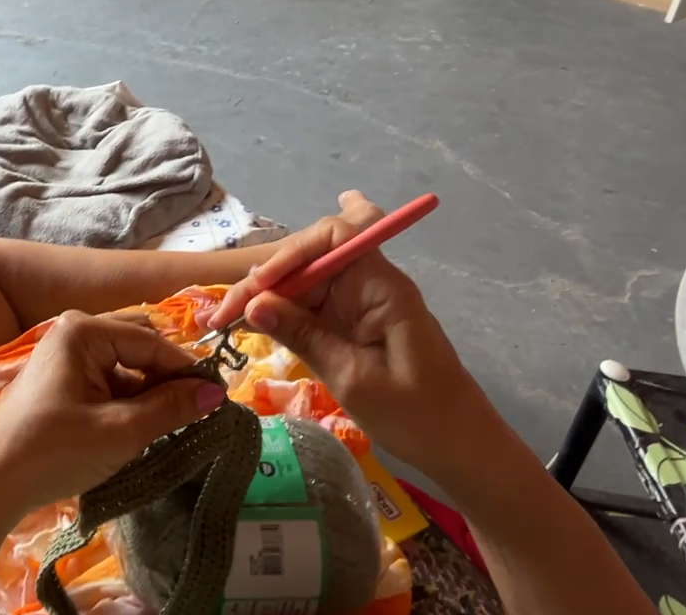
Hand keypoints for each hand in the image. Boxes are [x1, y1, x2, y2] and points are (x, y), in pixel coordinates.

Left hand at [0, 310, 228, 514]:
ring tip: (174, 425)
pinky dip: (130, 399)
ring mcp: (67, 354)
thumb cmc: (54, 451)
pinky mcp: (63, 378)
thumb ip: (170, 408)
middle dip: (168, 377)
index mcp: (84, 331)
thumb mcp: (119, 432)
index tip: (220, 398)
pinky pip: (109, 379)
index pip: (151, 342)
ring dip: (150, 391)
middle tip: (198, 412)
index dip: (187, 370)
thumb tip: (216, 393)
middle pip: (139, 345)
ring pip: (126, 365)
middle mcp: (75, 331)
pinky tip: (143, 427)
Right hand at [208, 191, 504, 488]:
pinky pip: (309, 303)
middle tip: (222, 315)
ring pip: (302, 280)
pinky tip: (249, 315)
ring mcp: (359, 301)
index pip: (333, 236)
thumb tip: (253, 304)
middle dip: (264, 279)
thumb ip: (304, 336)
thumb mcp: (354, 379)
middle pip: (308, 258)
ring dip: (264, 296)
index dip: (292, 252)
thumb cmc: (418, 417)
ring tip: (223, 318)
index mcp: (380, 286)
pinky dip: (279, 311)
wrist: (463, 450)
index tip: (259, 285)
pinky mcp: (351, 321)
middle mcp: (368, 283)